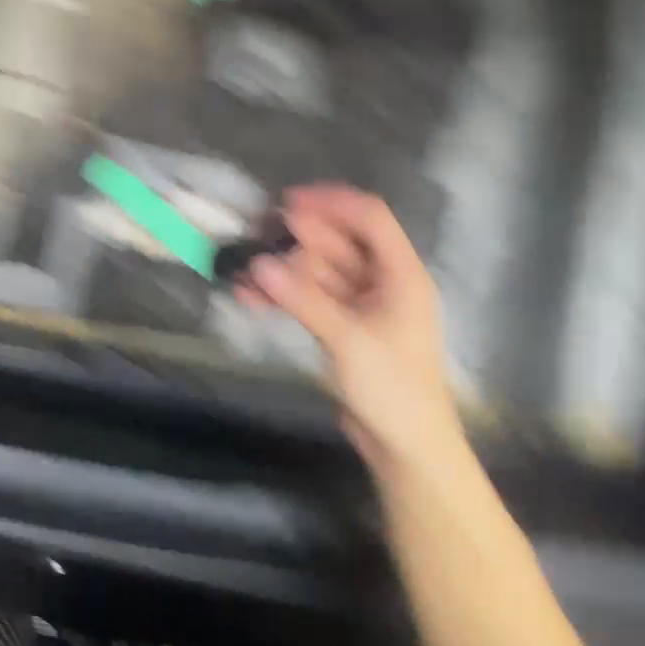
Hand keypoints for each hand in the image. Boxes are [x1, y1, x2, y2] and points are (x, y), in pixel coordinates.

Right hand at [242, 184, 462, 469]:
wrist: (403, 443)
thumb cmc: (391, 387)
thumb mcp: (347, 339)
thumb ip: (302, 299)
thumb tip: (258, 264)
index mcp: (401, 275)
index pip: (370, 220)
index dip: (331, 204)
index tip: (287, 202)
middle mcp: (381, 283)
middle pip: (337, 245)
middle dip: (296, 240)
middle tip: (254, 238)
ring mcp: (359, 306)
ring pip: (317, 273)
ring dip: (282, 271)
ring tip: (241, 272)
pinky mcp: (340, 328)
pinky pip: (308, 300)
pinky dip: (282, 297)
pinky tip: (250, 298)